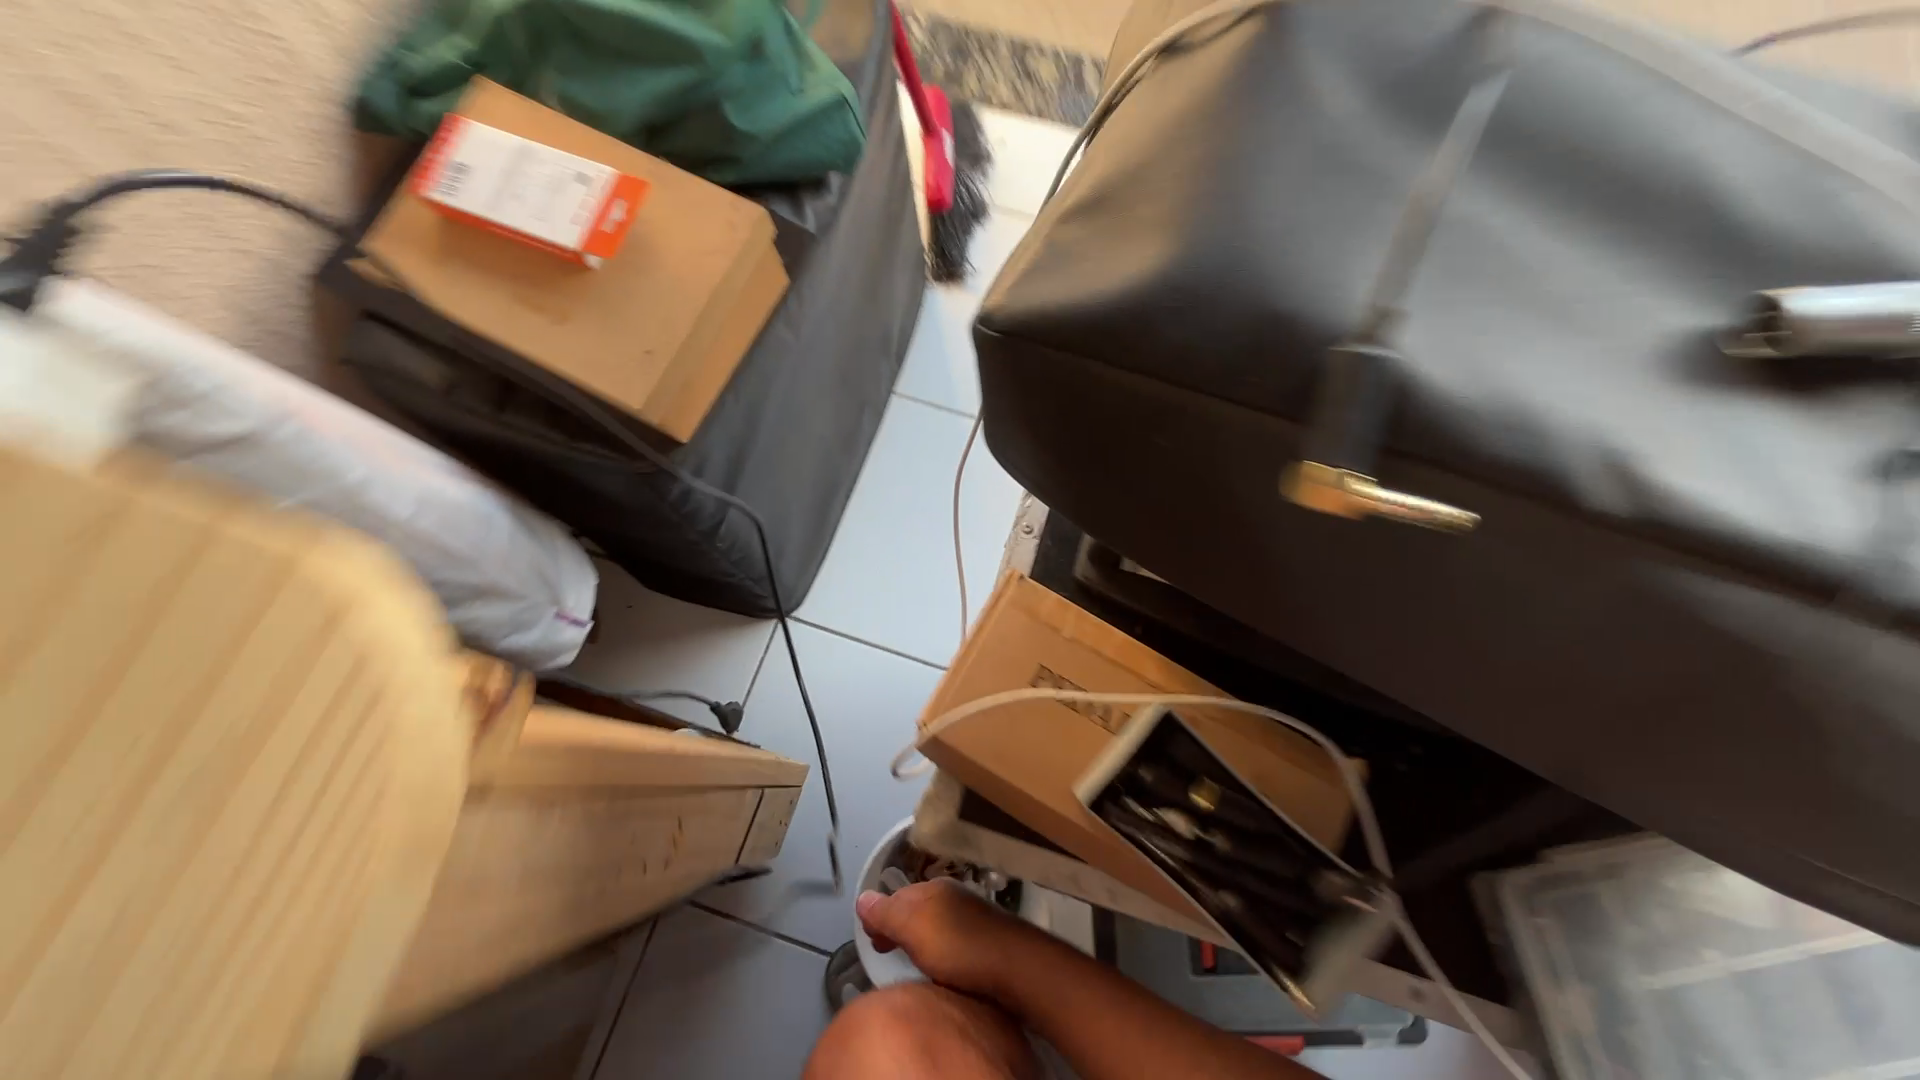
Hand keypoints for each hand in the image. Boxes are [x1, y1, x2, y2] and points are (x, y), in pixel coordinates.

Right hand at [856, 880, 1046, 1001]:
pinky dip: (941, 950)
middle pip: (915, 908)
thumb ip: (886, 913)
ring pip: (935, 924)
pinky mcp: (988, 937)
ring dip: (921, 940)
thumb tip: (862, 898)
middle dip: (899, 927)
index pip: (895, 896)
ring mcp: (972, 915)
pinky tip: (943, 967)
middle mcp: (952, 895)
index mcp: (932, 888)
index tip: (873, 943)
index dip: (879, 917)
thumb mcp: (913, 928)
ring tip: (913, 963)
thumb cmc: (959, 947)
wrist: (1017, 966)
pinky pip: (954, 939)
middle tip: (888, 953)